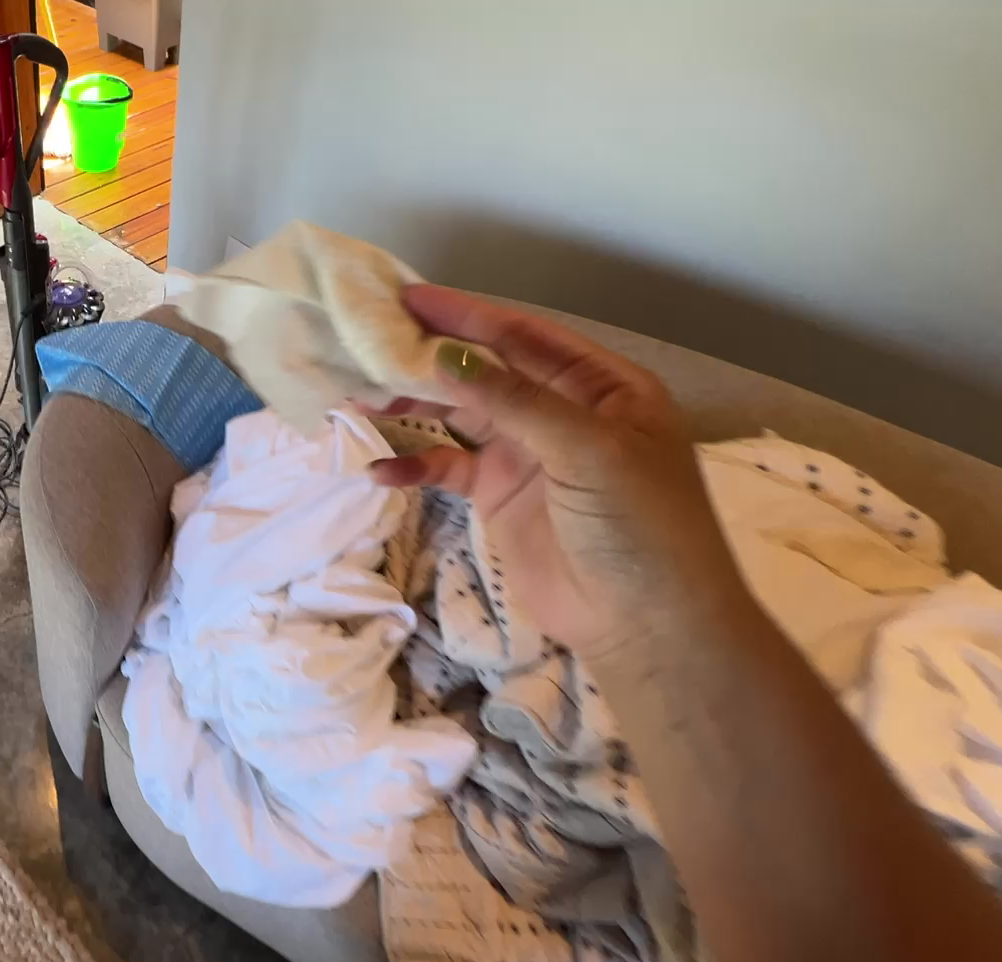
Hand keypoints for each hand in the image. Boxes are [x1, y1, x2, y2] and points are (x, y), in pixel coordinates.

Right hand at [369, 285, 749, 663]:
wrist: (641, 622)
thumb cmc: (637, 526)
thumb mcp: (586, 451)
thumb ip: (515, 401)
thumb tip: (446, 356)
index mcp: (599, 386)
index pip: (523, 337)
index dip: (466, 315)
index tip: (408, 300)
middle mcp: (559, 411)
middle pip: (483, 372)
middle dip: (428, 359)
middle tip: (369, 344)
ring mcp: (524, 454)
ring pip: (458, 416)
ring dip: (412, 409)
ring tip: (360, 401)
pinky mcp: (496, 494)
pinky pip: (446, 469)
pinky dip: (414, 468)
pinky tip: (380, 471)